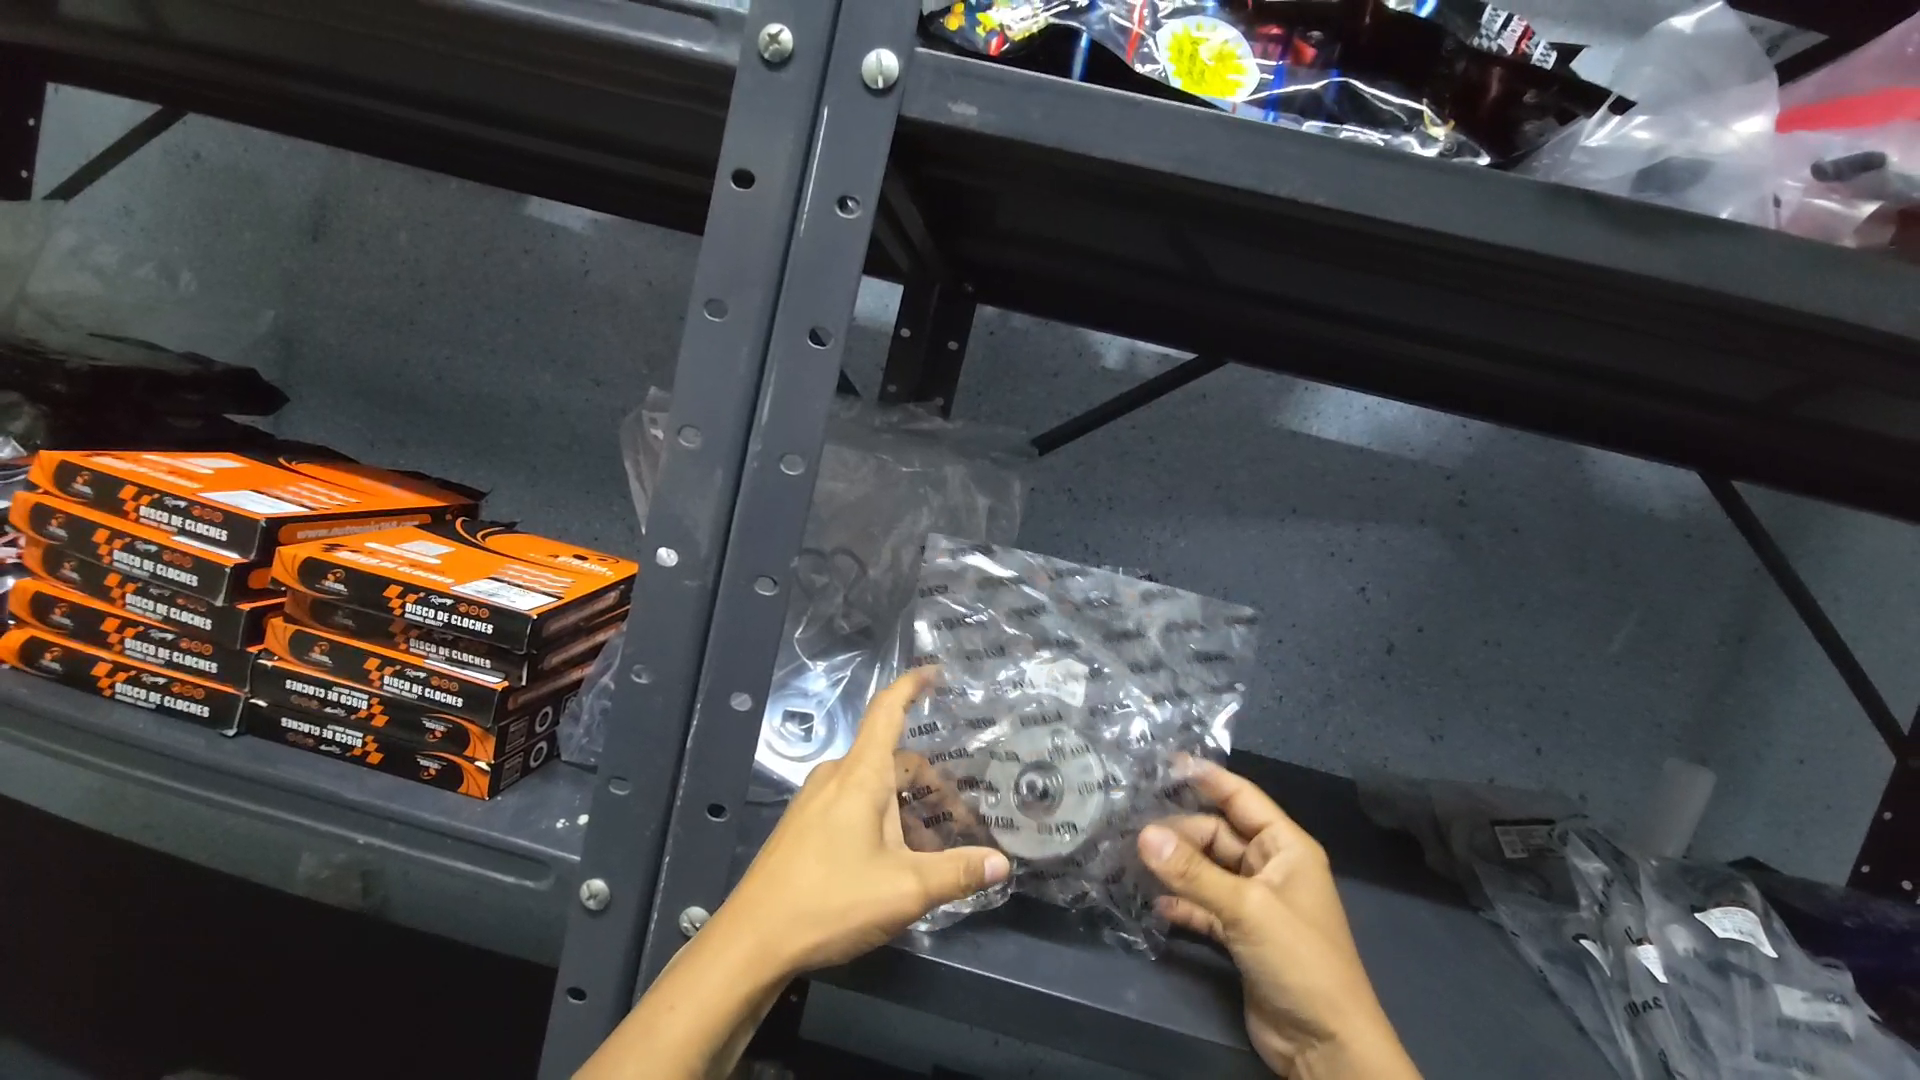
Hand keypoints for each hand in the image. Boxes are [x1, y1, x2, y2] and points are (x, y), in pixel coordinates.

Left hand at [713, 668, 1011, 975]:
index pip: (887, 711)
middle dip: (931, 784)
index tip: (936, 672)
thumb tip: (1003, 864)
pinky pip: (854, 806)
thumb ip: (958, 873)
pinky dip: (884, 822)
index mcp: (860, 775)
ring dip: (908, 810)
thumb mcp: (905, 890)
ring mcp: (816, 802)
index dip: (912, 685)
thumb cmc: (831, 901)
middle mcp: (836, 777)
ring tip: (935, 852)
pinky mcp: (805, 827)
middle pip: (893, 760)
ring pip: (875, 788)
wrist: (752, 941)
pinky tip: (897, 863)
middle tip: (963, 818)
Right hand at [1138, 761, 1421, 1079]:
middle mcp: (1269, 867)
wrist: (1327, 1045)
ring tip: (1130, 857)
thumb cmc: (1299, 960)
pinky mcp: (1240, 934)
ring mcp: (1254, 902)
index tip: (1163, 762)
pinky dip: (1181, 903)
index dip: (1205, 778)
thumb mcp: (1247, 909)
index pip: (1241, 798)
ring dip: (1174, 867)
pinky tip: (1152, 901)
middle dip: (1178, 831)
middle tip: (1130, 826)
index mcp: (1286, 848)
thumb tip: (1142, 834)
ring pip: (1206, 870)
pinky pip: (1203, 906)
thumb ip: (1194, 873)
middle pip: (1216, 834)